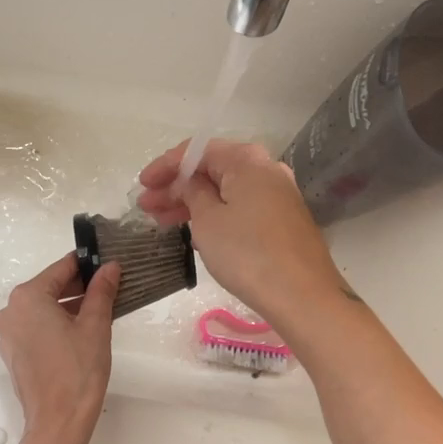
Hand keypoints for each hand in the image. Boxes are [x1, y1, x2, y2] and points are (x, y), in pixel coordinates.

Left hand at [0, 254, 119, 443]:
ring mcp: (8, 336)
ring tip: (101, 312)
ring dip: (69, 308)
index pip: (61, 269)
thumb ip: (101, 292)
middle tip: (110, 289)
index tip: (109, 264)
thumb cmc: (78, 370)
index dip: (87, 265)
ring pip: (42, 311)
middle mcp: (10, 313)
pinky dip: (56, 327)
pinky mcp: (13, 356)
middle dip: (79, 288)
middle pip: (49, 289)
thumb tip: (110, 268)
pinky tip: (81, 334)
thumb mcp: (95, 326)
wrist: (58, 421)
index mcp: (27, 298)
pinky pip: (36, 330)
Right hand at [135, 139, 347, 327]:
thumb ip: (192, 193)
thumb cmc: (246, 252)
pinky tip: (194, 231)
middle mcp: (265, 169)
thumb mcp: (208, 221)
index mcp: (246, 160)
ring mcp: (276, 194)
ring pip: (224, 190)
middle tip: (146, 207)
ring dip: (191, 203)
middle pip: (212, 169)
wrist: (299, 292)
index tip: (142, 185)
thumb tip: (187, 181)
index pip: (198, 151)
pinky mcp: (279, 219)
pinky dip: (213, 214)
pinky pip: (238, 207)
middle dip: (176, 187)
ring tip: (161, 222)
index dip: (166, 166)